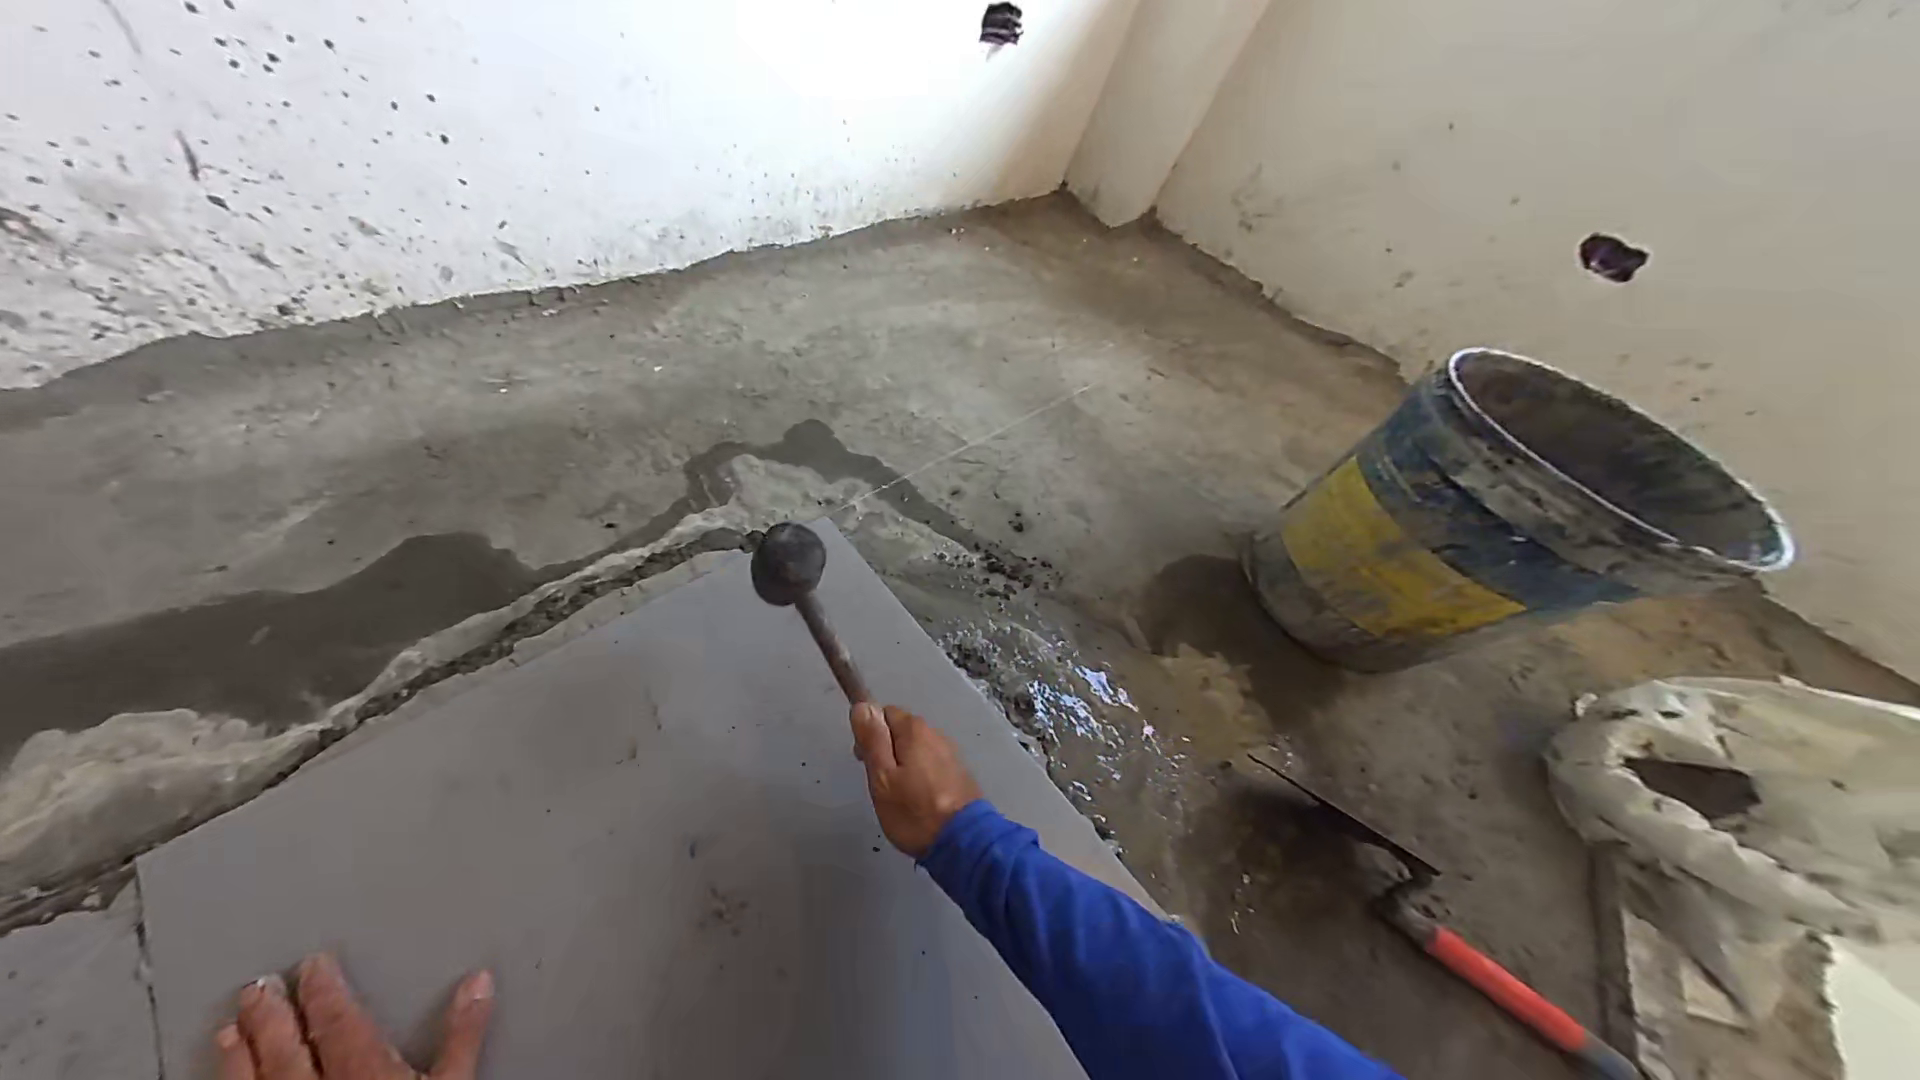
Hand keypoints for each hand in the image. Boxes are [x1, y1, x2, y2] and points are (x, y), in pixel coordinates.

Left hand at [216, 953, 493, 1079]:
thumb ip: (462, 1034)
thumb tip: (478, 981)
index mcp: (362, 1072)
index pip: (339, 1022)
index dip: (325, 991)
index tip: (312, 965)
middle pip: (287, 1051)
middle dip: (271, 1018)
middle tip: (255, 988)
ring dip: (238, 1058)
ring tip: (224, 1032)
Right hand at [850, 702, 982, 856]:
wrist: (963, 841)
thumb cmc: (914, 811)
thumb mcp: (883, 777)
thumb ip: (872, 739)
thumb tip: (863, 705)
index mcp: (915, 729)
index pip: (884, 713)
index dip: (869, 734)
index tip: (865, 762)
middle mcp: (935, 733)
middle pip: (901, 729)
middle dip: (886, 749)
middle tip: (880, 784)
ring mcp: (950, 752)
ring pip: (916, 747)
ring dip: (903, 762)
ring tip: (898, 795)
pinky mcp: (958, 771)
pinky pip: (931, 762)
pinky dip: (920, 773)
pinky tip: (918, 797)